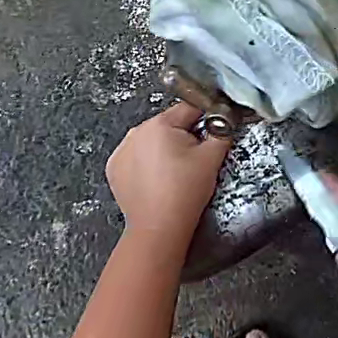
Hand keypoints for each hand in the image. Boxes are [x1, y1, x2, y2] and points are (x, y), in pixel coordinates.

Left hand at [107, 103, 230, 243]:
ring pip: (151, 141)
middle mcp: (136, 132)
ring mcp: (121, 151)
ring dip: (162, 150)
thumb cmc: (185, 193)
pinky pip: (135, 157)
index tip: (209, 138)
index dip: (203, 123)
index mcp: (159, 124)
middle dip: (182, 138)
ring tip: (173, 174)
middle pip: (168, 125)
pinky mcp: (114, 168)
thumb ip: (221, 132)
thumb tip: (223, 121)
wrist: (159, 227)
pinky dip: (145, 164)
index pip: (188, 110)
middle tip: (192, 162)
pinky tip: (156, 180)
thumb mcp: (212, 158)